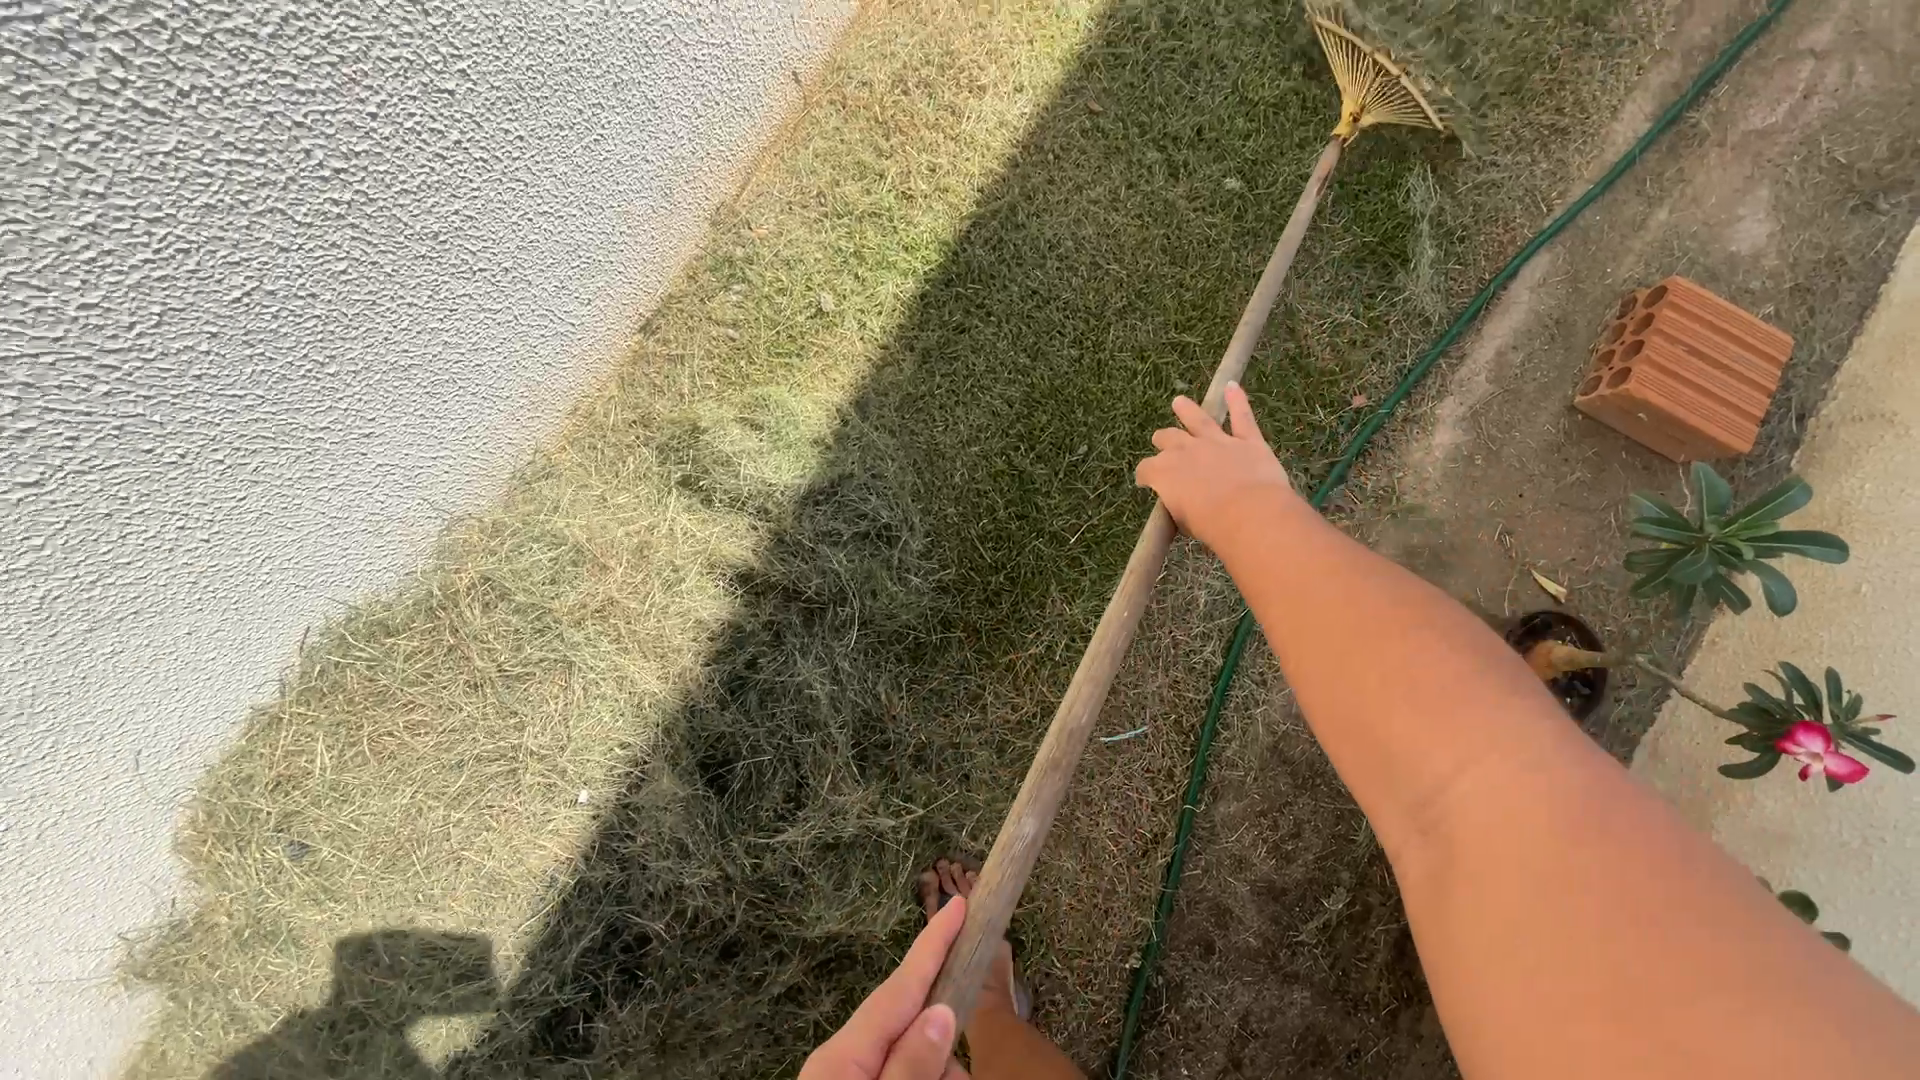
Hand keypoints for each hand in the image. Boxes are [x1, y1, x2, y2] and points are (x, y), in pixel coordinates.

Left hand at [800, 896, 968, 1079]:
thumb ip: (910, 1064)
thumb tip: (944, 1011)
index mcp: (844, 1052)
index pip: (899, 986)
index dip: (932, 944)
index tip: (957, 903)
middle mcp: (846, 1054)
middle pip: (912, 1022)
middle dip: (946, 1041)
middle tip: (961, 1074)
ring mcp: (851, 1074)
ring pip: (916, 1053)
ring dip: (940, 1071)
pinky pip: (902, 1072)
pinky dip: (925, 1079)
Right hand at [1134, 381, 1298, 553]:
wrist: (1249, 514)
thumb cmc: (1211, 526)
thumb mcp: (1184, 522)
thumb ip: (1179, 505)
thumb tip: (1181, 502)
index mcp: (1164, 472)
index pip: (1146, 469)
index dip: (1145, 475)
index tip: (1146, 482)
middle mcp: (1186, 451)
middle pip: (1167, 438)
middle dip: (1162, 440)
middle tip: (1161, 441)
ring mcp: (1217, 442)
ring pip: (1199, 420)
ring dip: (1187, 410)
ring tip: (1179, 401)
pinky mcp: (1247, 441)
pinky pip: (1242, 417)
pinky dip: (1237, 400)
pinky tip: (1233, 386)